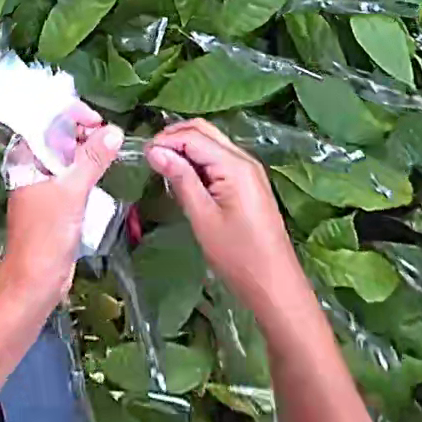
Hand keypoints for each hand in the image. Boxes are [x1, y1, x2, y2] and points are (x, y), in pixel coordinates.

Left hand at [0, 110, 121, 307]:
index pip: (47, 119)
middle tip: (111, 137)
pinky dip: (86, 168)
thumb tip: (114, 131)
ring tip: (111, 149)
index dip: (73, 114)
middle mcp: (31, 162)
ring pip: (66, 154)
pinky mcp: (53, 198)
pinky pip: (71, 173)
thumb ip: (92, 159)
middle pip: (58, 134)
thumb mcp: (73, 192)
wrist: (35, 280)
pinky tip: (103, 169)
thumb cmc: (46, 233)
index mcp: (25, 154)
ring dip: (87, 149)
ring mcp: (42, 180)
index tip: (100, 121)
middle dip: (84, 130)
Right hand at [146, 119, 308, 316]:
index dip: (165, 140)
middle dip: (173, 136)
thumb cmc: (238, 256)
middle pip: (203, 130)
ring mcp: (249, 171)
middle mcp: (244, 160)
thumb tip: (153, 150)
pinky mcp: (249, 182)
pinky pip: (218, 156)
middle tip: (152, 156)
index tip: (144, 156)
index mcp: (235, 166)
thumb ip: (179, 178)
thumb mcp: (202, 217)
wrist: (277, 290)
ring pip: (210, 140)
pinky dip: (197, 157)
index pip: (192, 136)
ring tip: (164, 165)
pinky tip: (184, 175)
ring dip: (185, 145)